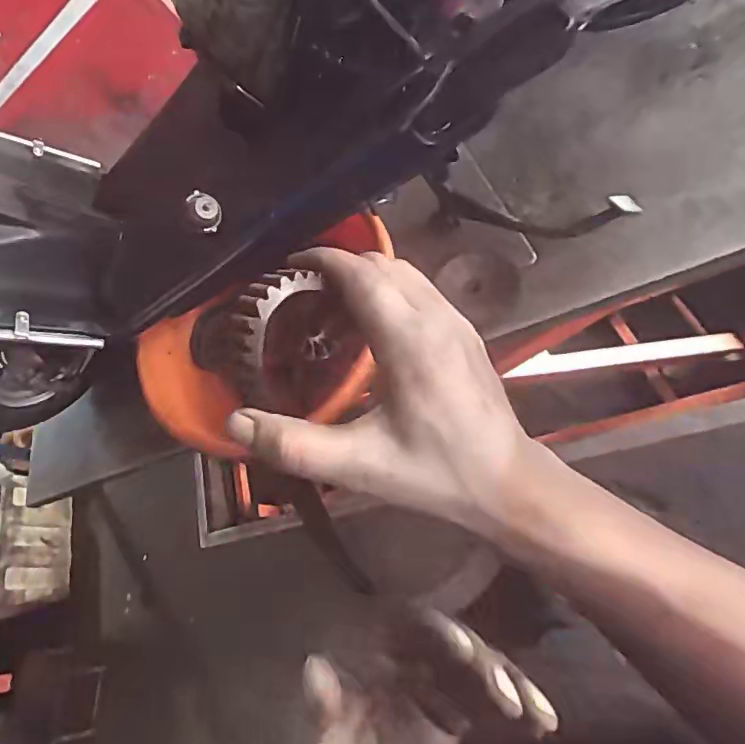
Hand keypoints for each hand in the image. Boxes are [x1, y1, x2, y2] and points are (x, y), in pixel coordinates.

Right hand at [223, 248, 548, 535]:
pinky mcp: (466, 334)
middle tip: (300, 296)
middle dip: (338, 268)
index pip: (362, 274)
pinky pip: (420, 292)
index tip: (286, 267)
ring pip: (405, 274)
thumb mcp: (360, 465)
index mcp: (411, 340)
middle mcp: (437, 318)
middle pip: (383, 265)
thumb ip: (295, 444)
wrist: (509, 483)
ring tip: (329, 311)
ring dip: (364, 279)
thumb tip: (236, 424)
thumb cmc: (437, 473)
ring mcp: (457, 322)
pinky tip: (371, 332)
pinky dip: (388, 292)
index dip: (322, 260)